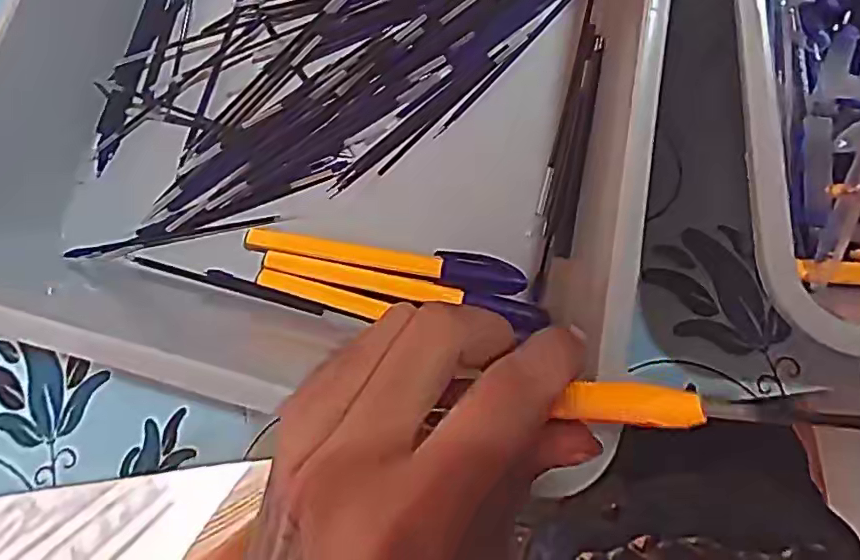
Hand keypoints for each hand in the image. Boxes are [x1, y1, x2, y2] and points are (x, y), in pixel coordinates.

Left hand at [245, 303, 600, 559]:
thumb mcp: (475, 556)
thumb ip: (520, 477)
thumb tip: (571, 425)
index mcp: (404, 517)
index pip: (500, 396)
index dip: (550, 360)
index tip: (565, 350)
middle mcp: (346, 466)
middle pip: (438, 331)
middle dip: (491, 333)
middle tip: (513, 361)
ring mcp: (308, 440)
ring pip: (393, 323)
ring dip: (441, 337)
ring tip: (464, 374)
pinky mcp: (289, 426)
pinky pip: (354, 348)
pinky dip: (394, 351)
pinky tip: (414, 385)